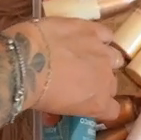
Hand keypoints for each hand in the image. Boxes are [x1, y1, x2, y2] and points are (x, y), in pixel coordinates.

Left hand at [1, 18, 123, 120]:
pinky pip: (106, 34)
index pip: (113, 110)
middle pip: (112, 83)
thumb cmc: (35, 92)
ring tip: (86, 56)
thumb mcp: (53, 109)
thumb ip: (69, 105)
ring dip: (103, 59)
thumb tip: (62, 107)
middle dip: (99, 82)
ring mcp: (102, 52)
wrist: (25, 62)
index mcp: (98, 103)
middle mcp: (106, 78)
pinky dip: (99, 37)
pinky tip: (86, 37)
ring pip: (114, 57)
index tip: (91, 102)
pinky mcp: (92, 29)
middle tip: (81, 78)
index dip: (103, 105)